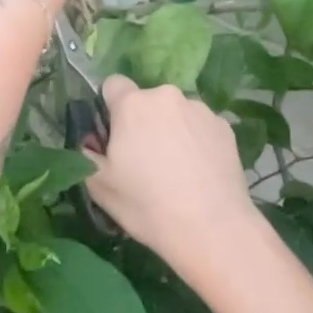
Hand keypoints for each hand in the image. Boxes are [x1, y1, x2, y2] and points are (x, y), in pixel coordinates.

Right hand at [84, 75, 258, 268]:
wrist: (211, 228)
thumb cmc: (147, 205)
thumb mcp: (99, 186)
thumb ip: (87, 155)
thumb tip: (90, 145)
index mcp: (132, 105)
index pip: (113, 84)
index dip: (109, 108)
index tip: (113, 136)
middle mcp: (167, 97)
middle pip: (146, 101)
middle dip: (142, 122)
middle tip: (144, 160)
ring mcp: (201, 110)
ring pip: (175, 113)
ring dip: (170, 130)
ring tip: (176, 169)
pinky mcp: (226, 127)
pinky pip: (200, 126)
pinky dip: (195, 141)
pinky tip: (198, 172)